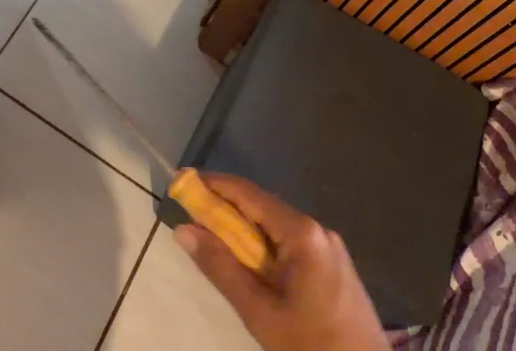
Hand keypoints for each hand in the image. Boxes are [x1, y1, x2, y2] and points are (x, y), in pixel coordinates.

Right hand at [175, 174, 390, 350]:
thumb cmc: (311, 346)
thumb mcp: (259, 312)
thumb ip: (221, 268)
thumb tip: (183, 230)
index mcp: (302, 233)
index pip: (248, 194)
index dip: (212, 184)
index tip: (181, 181)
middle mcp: (318, 229)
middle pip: (262, 207)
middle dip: (225, 208)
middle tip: (190, 216)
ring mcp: (330, 247)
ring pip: (276, 226)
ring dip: (243, 229)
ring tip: (213, 241)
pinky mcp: (334, 266)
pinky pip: (290, 243)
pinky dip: (264, 245)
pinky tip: (249, 264)